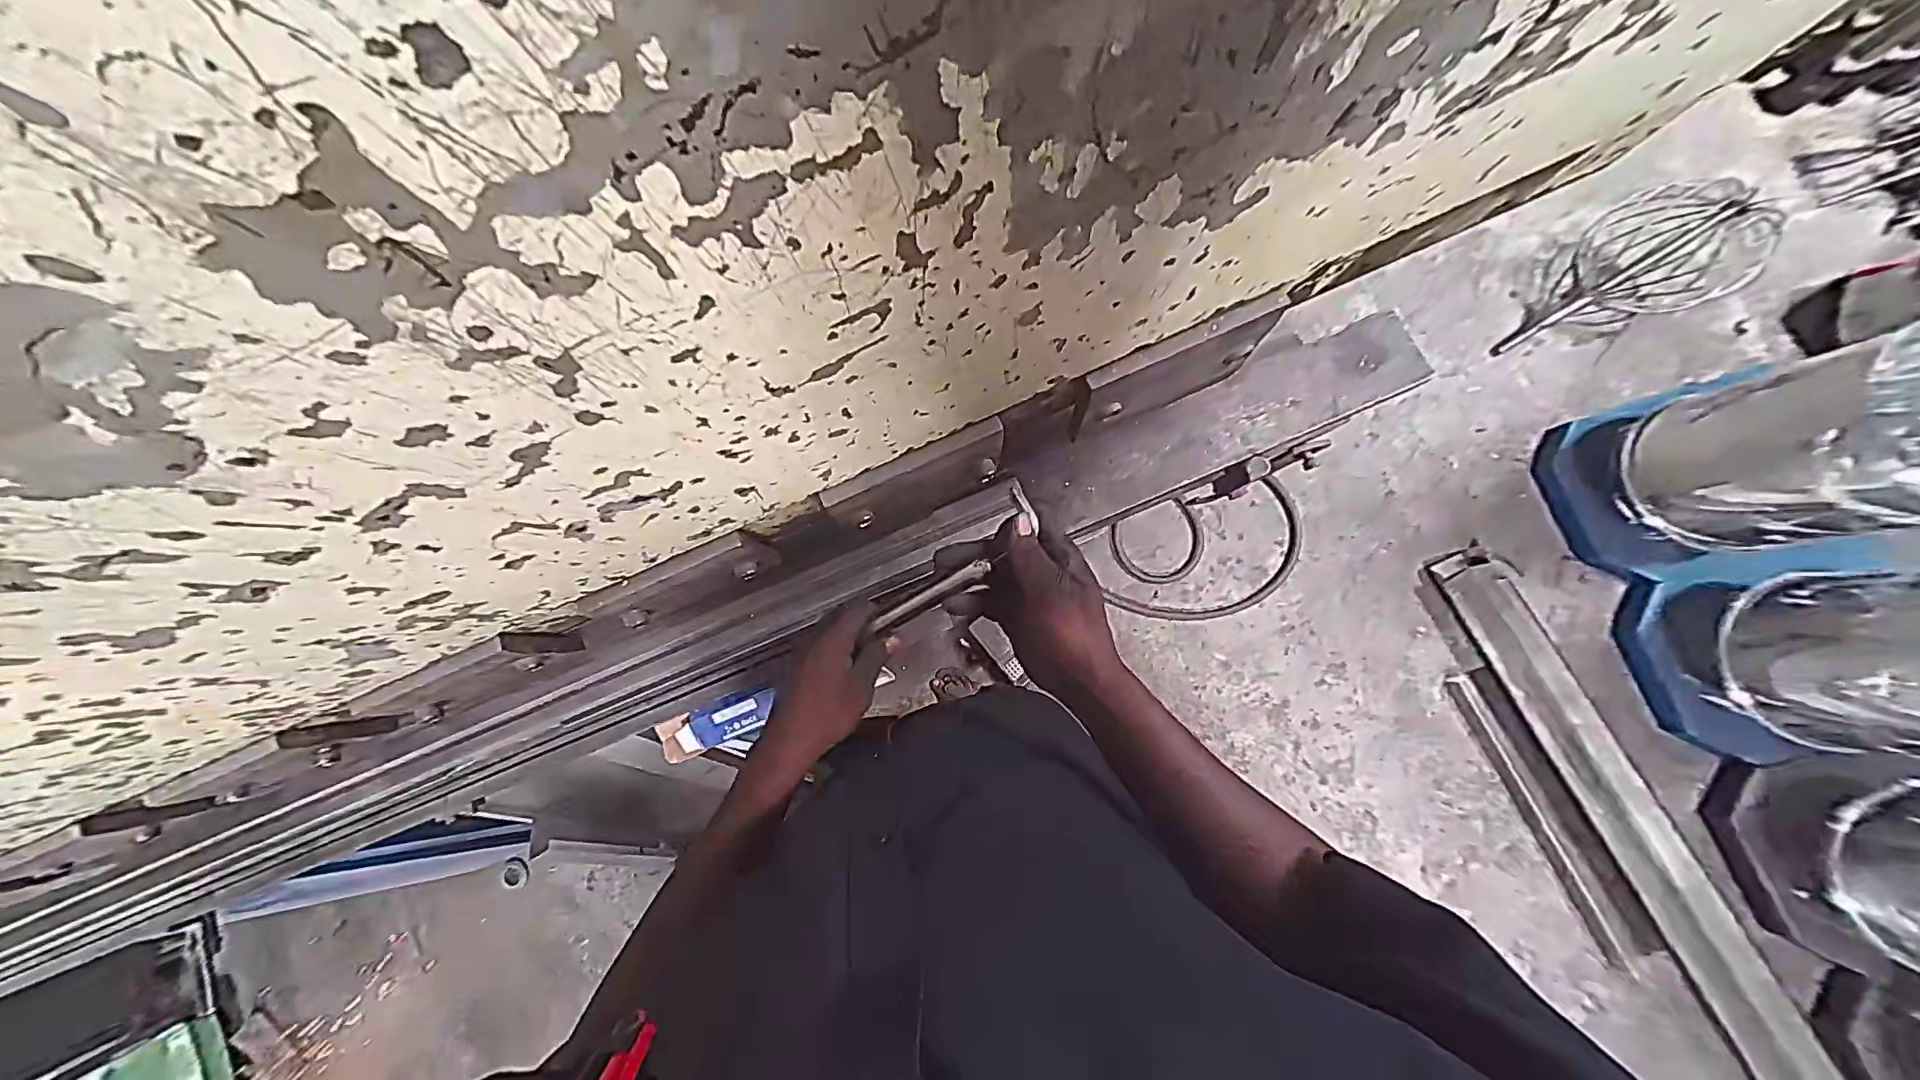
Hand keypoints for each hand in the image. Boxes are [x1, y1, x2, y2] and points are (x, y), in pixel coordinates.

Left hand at [755, 602, 893, 770]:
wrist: (791, 740)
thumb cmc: (825, 716)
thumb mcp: (862, 686)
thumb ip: (876, 657)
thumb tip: (889, 640)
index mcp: (833, 639)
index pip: (857, 609)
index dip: (875, 611)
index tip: (886, 619)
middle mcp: (814, 639)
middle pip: (840, 616)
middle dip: (861, 622)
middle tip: (879, 636)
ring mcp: (802, 651)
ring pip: (828, 630)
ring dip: (847, 635)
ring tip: (864, 654)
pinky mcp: (796, 665)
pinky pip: (818, 644)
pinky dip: (834, 648)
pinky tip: (844, 667)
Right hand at [936, 515, 1125, 697]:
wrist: (1082, 684)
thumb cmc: (1074, 638)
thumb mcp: (1048, 590)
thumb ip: (1030, 556)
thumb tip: (1018, 522)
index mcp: (1060, 561)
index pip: (1033, 527)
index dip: (1007, 526)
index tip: (980, 532)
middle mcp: (1045, 575)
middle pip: (1006, 554)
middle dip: (975, 555)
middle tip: (947, 559)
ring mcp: (1032, 598)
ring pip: (996, 580)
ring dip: (969, 580)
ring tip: (944, 583)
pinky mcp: (1021, 621)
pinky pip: (993, 605)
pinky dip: (974, 604)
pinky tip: (958, 608)